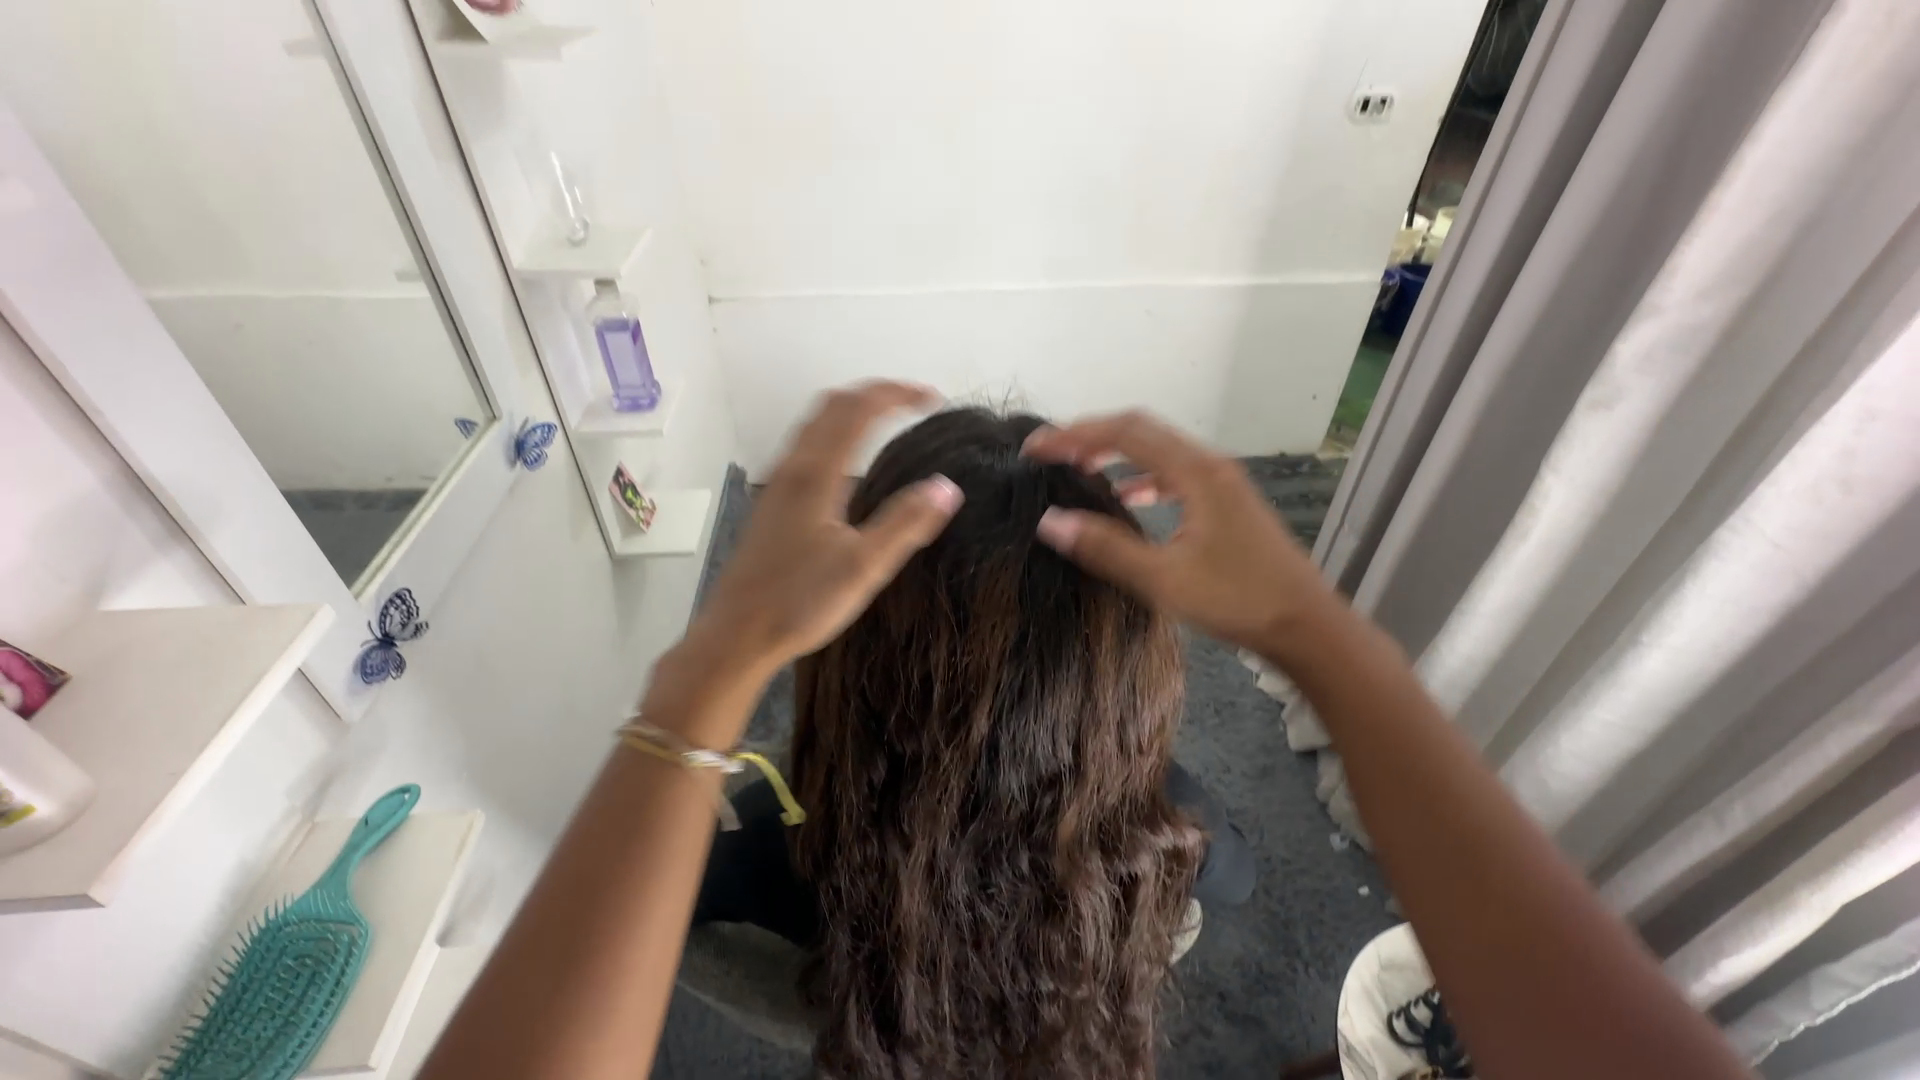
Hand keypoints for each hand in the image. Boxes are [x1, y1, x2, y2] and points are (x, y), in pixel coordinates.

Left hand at [690, 381, 963, 676]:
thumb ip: (905, 523)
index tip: (934, 399)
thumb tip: (947, 487)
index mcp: (816, 475)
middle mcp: (792, 469)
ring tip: (886, 422)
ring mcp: (777, 487)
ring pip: (813, 425)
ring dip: (851, 411)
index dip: (898, 394)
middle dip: (875, 394)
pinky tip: (848, 466)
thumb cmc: (800, 602)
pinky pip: (805, 447)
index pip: (859, 410)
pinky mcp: (771, 506)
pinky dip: (835, 434)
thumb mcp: (864, 567)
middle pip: (831, 406)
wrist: (736, 635)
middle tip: (913, 402)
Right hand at [1023, 411, 1340, 654]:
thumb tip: (1050, 521)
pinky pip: (1175, 474)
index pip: (1124, 433)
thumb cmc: (1237, 601)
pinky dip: (1143, 477)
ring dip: (1117, 454)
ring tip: (1079, 470)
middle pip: (1142, 431)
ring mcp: (1222, 483)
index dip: (1074, 434)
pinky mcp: (1227, 504)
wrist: (1306, 625)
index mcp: (1196, 472)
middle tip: (1050, 454)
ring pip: (1160, 451)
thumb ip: (1106, 548)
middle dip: (1091, 436)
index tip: (1035, 449)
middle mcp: (1210, 466)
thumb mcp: (1163, 579)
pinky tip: (1128, 498)